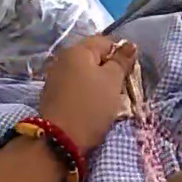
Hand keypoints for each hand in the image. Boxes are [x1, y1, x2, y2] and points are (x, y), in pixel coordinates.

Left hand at [36, 35, 134, 151]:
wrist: (60, 139)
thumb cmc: (91, 106)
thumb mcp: (113, 81)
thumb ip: (121, 61)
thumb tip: (129, 44)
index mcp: (77, 50)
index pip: (106, 42)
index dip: (121, 54)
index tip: (129, 72)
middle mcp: (62, 59)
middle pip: (93, 57)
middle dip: (109, 69)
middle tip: (121, 86)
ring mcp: (55, 77)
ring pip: (84, 73)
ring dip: (98, 82)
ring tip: (108, 98)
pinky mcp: (52, 95)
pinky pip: (75, 86)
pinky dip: (86, 92)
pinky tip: (92, 105)